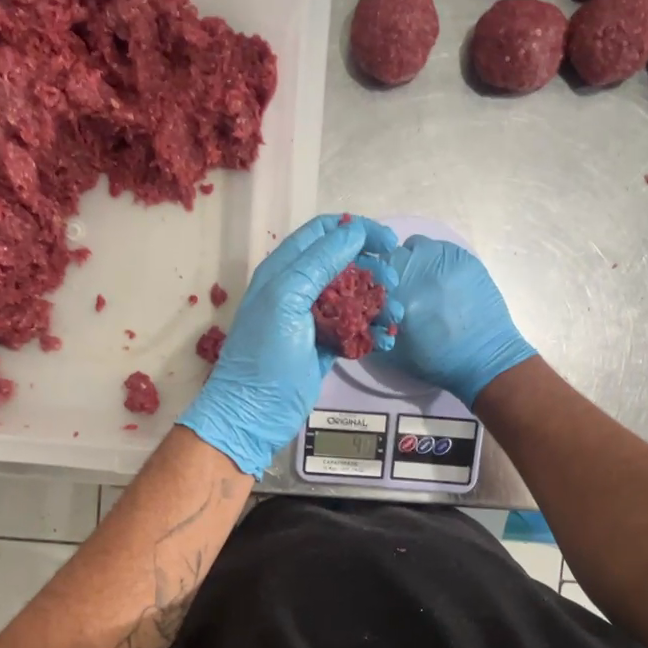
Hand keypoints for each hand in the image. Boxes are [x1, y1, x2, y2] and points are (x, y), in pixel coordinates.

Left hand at [178, 214, 401, 476]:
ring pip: (353, 298)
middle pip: (343, 264)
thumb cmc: (265, 358)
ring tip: (394, 318)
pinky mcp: (323, 348)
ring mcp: (311, 320)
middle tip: (393, 286)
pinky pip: (353, 330)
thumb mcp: (287, 300)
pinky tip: (386, 340)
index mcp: (283, 271)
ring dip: (377, 303)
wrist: (253, 416)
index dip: (356, 231)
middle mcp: (296, 290)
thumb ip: (319, 262)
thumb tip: (353, 231)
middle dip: (372, 270)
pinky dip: (371, 332)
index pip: (323, 233)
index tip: (388, 244)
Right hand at [376, 236, 536, 406]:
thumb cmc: (433, 360)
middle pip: (394, 253)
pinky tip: (445, 283)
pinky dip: (438, 262)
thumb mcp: (391, 350)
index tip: (382, 294)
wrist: (481, 358)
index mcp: (396, 289)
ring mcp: (443, 257)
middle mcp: (418, 265)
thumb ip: (373, 323)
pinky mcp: (464, 257)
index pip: (371, 268)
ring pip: (418, 247)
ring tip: (426, 285)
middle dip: (396, 270)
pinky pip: (442, 249)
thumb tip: (367, 304)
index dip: (374, 281)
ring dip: (417, 262)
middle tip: (406, 290)